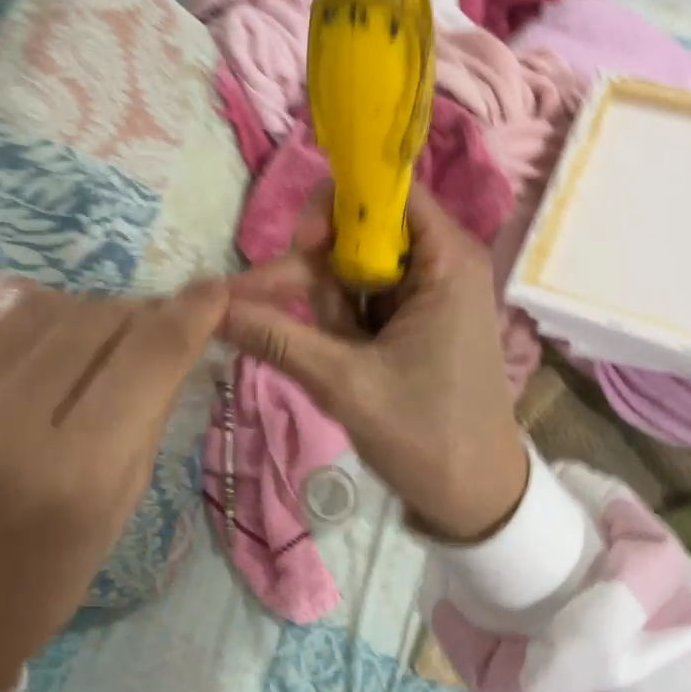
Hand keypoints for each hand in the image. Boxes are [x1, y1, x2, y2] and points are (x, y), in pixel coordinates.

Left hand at [0, 282, 225, 691]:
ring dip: (81, 318)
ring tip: (92, 347)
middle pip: (92, 317)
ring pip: (38, 310)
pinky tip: (26, 379)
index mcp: (69, 476)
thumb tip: (172, 331)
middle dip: (134, 313)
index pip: (147, 357)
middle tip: (149, 327)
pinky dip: (26, 345)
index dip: (189, 314)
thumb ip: (147, 414)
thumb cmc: (40, 584)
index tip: (212, 291)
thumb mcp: (117, 509)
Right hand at [219, 184, 526, 542]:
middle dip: (315, 269)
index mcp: (446, 258)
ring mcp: (427, 290)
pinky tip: (330, 355)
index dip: (337, 206)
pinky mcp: (414, 317)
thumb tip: (212, 306)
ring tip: (325, 357)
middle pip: (360, 230)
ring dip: (324, 304)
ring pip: (354, 267)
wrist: (478, 500)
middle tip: (270, 306)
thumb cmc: (425, 435)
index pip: (386, 192)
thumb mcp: (344, 383)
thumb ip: (277, 337)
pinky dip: (338, 320)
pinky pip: (363, 298)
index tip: (301, 246)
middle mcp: (440, 261)